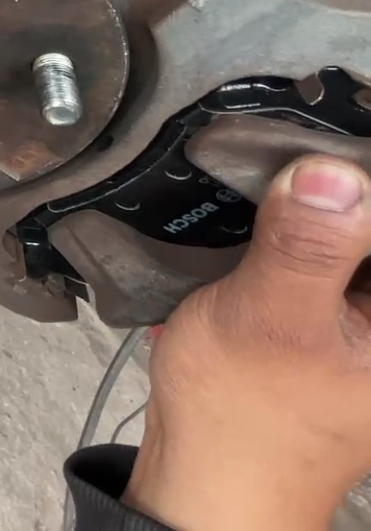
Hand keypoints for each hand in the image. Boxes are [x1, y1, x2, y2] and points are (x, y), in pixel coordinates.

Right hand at [124, 155, 370, 530]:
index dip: (363, 170)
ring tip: (264, 153)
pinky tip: (260, 200)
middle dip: (340, 177)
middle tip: (275, 132)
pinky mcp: (340, 306)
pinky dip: (301, 216)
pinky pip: (334, 245)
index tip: (329, 116)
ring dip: (318, 193)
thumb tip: (331, 170)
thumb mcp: (271, 317)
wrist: (216, 455)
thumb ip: (306, 248)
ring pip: (357, 228)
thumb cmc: (250, 396)